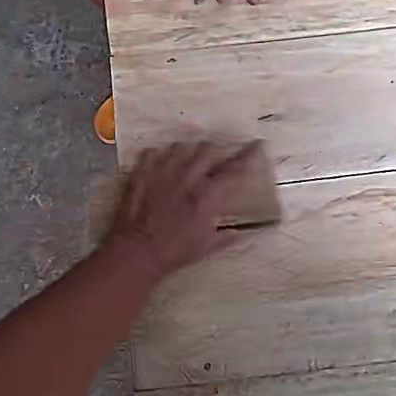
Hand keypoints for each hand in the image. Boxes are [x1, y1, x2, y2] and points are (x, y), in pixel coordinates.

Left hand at [104, 141, 262, 277]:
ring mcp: (164, 171)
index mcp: (208, 194)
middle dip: (214, 150)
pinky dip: (160, 154)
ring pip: (181, 146)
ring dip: (188, 150)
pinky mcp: (143, 173)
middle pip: (207, 149)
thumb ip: (226, 237)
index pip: (234, 169)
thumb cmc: (175, 251)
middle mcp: (189, 177)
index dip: (248, 156)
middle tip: (213, 156)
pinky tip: (161, 162)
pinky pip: (153, 152)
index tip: (257, 144)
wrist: (137, 251)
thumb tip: (239, 233)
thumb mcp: (206, 246)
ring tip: (187, 158)